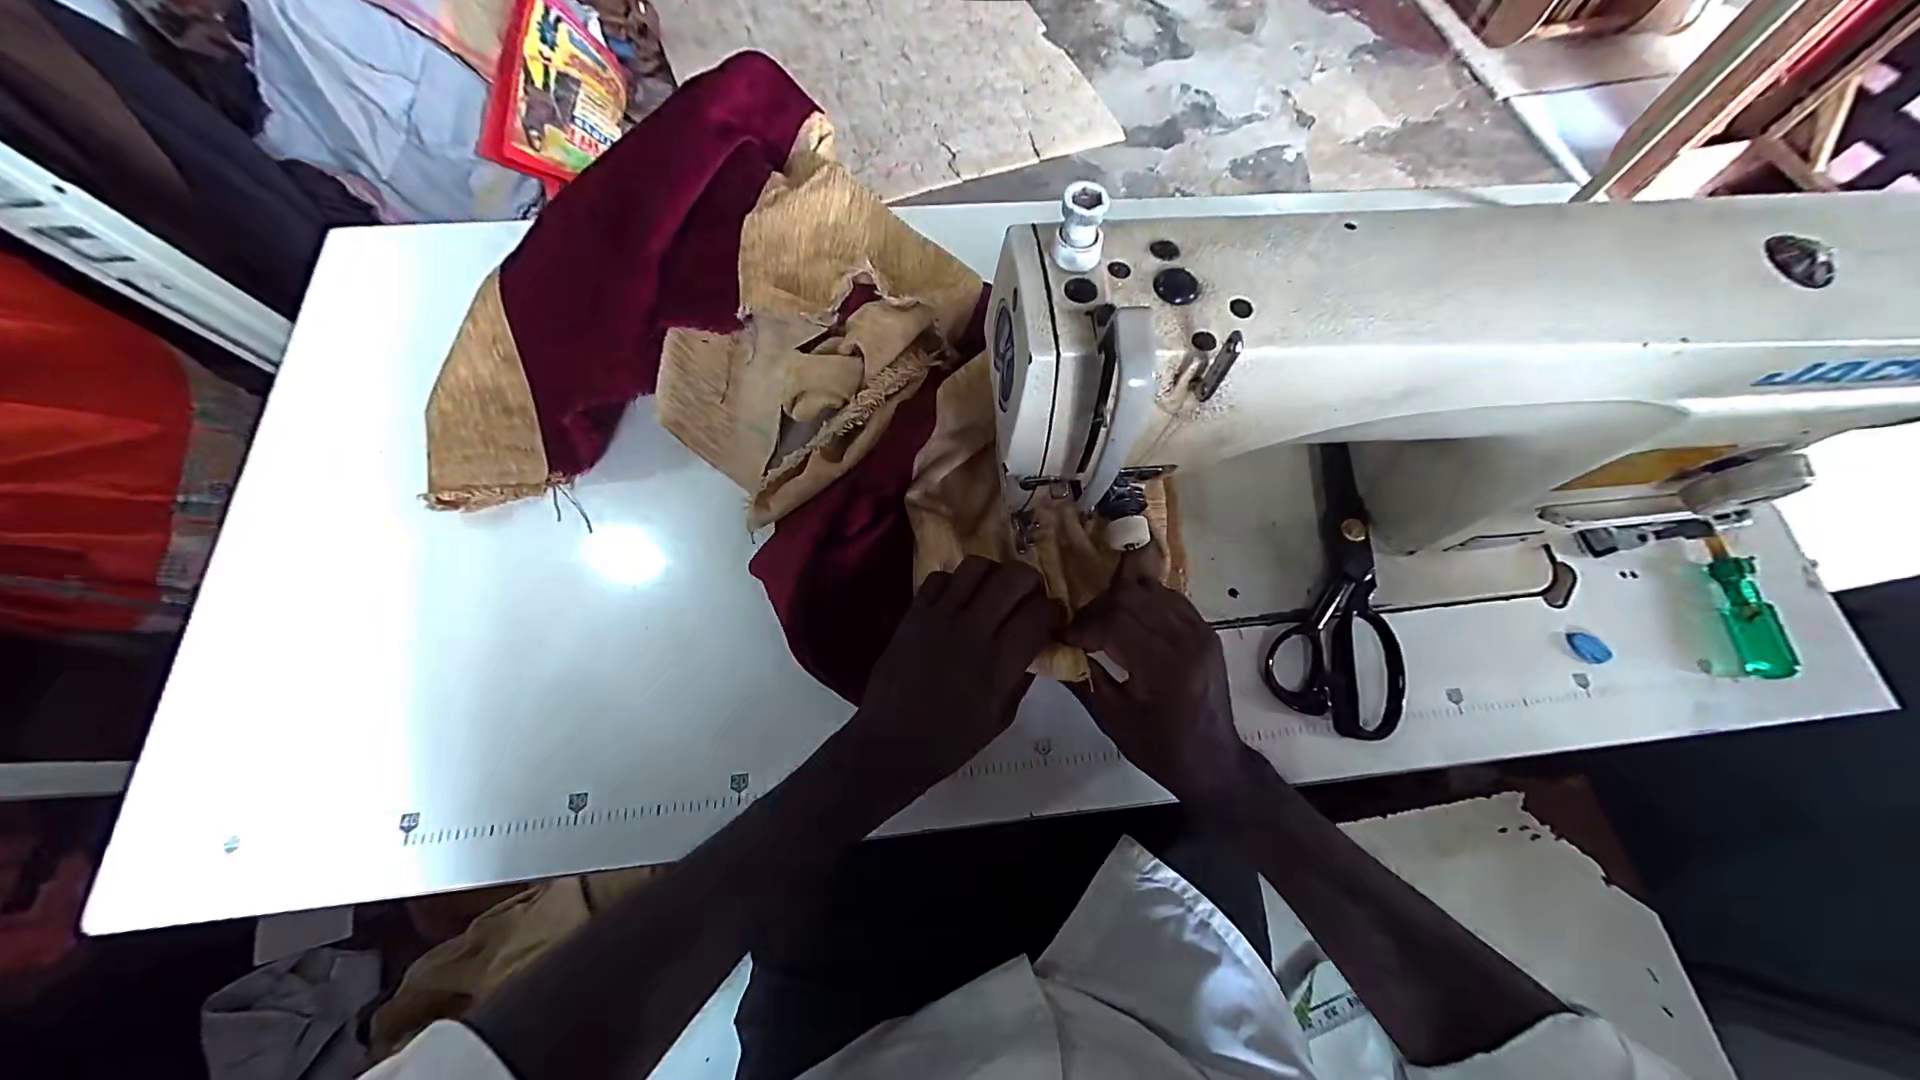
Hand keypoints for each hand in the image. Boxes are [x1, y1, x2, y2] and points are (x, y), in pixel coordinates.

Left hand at [850, 557, 1060, 792]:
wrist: (892, 742)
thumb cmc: (952, 739)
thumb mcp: (1001, 716)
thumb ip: (1021, 676)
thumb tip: (1037, 646)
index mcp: (999, 662)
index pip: (1038, 614)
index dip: (1053, 610)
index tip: (1053, 617)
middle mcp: (973, 631)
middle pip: (1012, 578)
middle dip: (1030, 581)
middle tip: (1028, 596)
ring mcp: (940, 617)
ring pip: (976, 567)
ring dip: (993, 574)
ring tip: (992, 591)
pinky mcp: (914, 614)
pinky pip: (939, 578)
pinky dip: (954, 583)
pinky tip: (957, 600)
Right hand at [1066, 548, 1262, 805]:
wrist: (1213, 761)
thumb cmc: (1160, 748)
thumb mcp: (1112, 718)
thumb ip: (1083, 677)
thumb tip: (1051, 650)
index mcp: (1164, 665)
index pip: (1114, 620)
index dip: (1082, 626)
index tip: (1063, 639)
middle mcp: (1186, 639)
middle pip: (1130, 596)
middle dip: (1096, 610)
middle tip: (1079, 631)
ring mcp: (1200, 630)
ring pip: (1148, 589)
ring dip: (1118, 601)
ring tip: (1102, 624)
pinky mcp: (1205, 629)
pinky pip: (1167, 597)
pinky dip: (1142, 602)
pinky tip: (1128, 622)